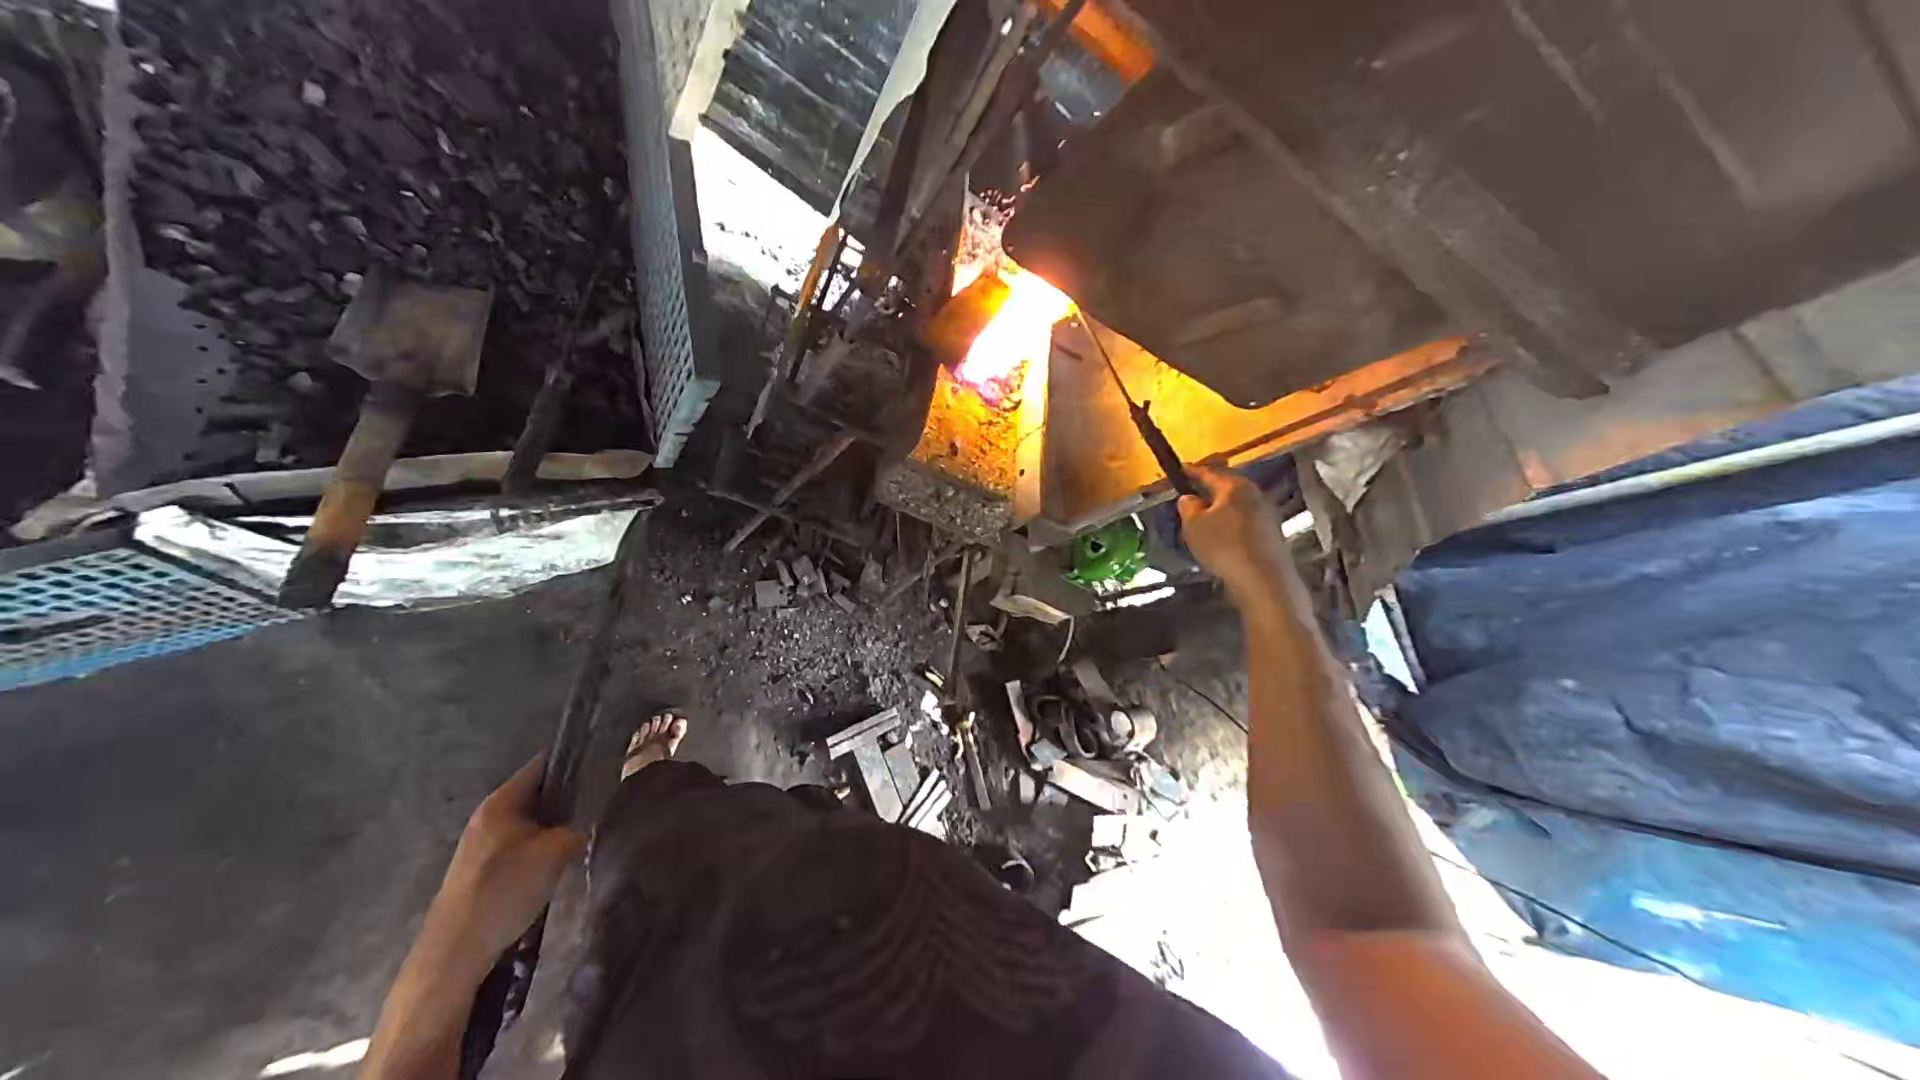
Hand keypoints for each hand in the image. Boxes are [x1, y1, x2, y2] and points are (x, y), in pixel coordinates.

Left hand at [423, 757, 585, 966]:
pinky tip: (557, 863)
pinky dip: (541, 847)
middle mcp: (487, 816)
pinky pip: (520, 845)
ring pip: (530, 822)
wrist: (454, 953)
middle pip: (537, 794)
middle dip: (568, 796)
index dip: (574, 760)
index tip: (603, 762)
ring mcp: (480, 845)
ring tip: (584, 832)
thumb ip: (577, 828)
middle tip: (600, 802)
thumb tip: (584, 825)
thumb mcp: (556, 851)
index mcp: (501, 801)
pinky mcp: (481, 871)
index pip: (543, 764)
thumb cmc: (505, 890)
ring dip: (554, 825)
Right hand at [1177, 466, 1293, 601]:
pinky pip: (1246, 520)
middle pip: (1228, 486)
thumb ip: (1188, 507)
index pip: (1209, 473)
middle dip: (1210, 489)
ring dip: (1222, 507)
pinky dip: (1232, 522)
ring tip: (1206, 516)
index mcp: (1234, 487)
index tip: (1180, 470)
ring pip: (1238, 504)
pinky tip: (1224, 535)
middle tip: (1193, 492)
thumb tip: (1190, 497)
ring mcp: (1267, 513)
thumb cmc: (1223, 546)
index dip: (1192, 471)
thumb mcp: (1194, 525)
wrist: (1262, 579)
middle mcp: (1255, 494)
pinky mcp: (1273, 533)